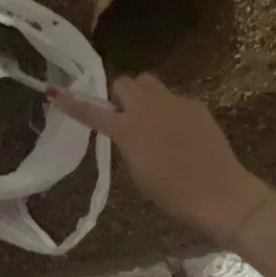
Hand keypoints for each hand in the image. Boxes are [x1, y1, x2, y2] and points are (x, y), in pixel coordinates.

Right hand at [51, 74, 272, 244]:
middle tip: (124, 115)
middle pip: (126, 82)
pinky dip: (169, 108)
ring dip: (144, 95)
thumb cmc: (172, 194)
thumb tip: (126, 131)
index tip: (56, 94)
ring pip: (150, 83)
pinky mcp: (196, 105)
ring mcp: (175, 102)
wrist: (219, 193)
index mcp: (128, 130)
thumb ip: (127, 145)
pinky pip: (175, 98)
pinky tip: (179, 132)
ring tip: (151, 119)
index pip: (93, 112)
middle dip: (120, 94)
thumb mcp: (138, 172)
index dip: (74, 104)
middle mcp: (149, 108)